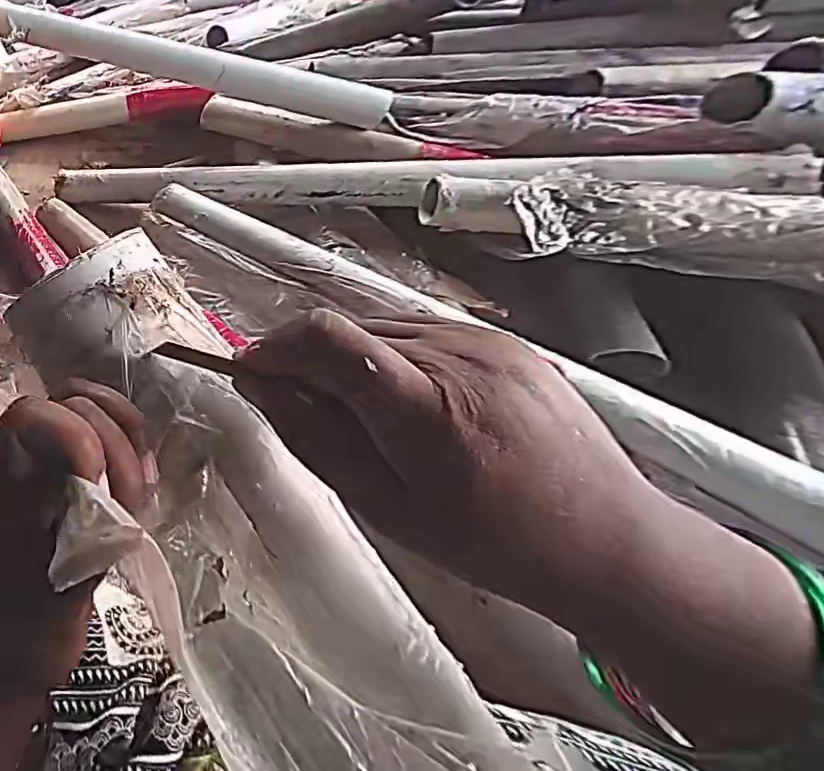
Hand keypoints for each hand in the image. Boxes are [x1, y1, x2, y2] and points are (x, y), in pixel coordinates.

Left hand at [0, 380, 150, 767]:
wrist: (13, 637)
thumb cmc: (17, 606)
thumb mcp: (36, 563)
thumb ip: (64, 514)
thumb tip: (95, 473)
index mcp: (6, 459)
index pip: (37, 411)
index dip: (74, 435)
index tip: (95, 486)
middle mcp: (30, 446)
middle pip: (80, 402)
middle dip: (114, 446)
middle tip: (122, 501)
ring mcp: (58, 457)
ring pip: (102, 414)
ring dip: (131, 449)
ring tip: (135, 498)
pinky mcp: (84, 476)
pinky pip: (116, 443)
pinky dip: (137, 461)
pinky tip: (141, 498)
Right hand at [231, 310, 655, 611]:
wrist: (615, 543)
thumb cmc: (490, 538)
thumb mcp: (378, 501)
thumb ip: (307, 434)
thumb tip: (255, 382)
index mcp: (425, 405)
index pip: (325, 336)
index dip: (274, 346)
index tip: (254, 370)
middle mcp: (457, 357)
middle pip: (341, 330)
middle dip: (306, 361)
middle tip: (310, 406)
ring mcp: (485, 343)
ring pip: (371, 326)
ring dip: (344, 358)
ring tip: (367, 410)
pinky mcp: (500, 340)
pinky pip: (410, 329)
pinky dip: (384, 355)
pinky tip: (406, 398)